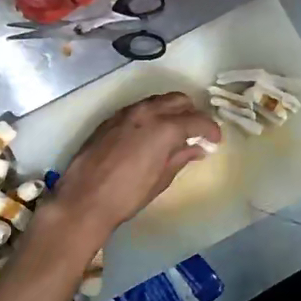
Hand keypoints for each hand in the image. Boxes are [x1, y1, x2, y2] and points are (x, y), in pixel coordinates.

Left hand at [52, 93, 220, 233]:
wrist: (84, 200)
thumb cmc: (128, 195)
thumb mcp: (162, 178)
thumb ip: (181, 157)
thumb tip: (197, 148)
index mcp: (164, 127)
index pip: (197, 120)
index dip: (211, 130)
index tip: (215, 141)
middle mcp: (146, 112)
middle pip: (178, 100)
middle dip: (192, 113)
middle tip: (197, 133)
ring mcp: (125, 113)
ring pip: (158, 100)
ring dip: (172, 111)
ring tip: (177, 132)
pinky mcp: (110, 119)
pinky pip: (139, 108)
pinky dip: (152, 115)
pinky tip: (152, 134)